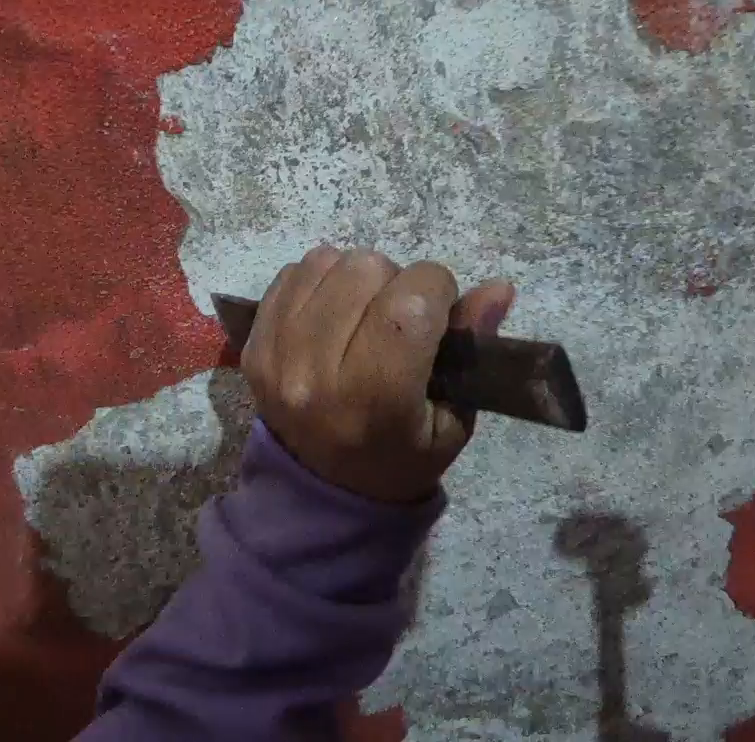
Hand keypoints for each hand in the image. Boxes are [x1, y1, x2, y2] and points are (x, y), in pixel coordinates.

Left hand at [240, 246, 515, 503]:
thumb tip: (500, 286)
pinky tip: (331, 314)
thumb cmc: (400, 456)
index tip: (440, 313)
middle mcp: (318, 369)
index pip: (413, 299)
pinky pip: (292, 271)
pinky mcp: (254, 342)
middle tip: (399, 318)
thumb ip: (473, 347)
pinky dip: (320, 280)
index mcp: (376, 395)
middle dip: (397, 281)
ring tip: (363, 314)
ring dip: (356, 277)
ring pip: (328, 260)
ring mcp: (278, 352)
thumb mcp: (453, 418)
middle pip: (368, 268)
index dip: (439, 289)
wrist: (318, 494)